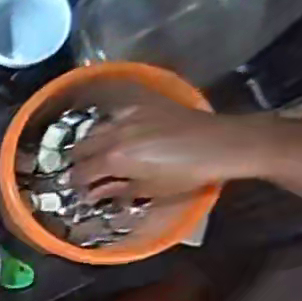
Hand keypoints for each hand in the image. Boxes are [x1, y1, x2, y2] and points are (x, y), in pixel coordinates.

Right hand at [71, 91, 266, 200]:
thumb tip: (94, 194)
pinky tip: (117, 135)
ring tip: (99, 155)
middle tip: (88, 175)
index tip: (82, 193)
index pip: (80, 173)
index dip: (77, 186)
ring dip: (91, 145)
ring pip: (93, 131)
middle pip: (80, 149)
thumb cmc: (187, 173)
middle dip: (79, 164)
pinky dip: (108, 128)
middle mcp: (114, 135)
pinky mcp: (143, 106)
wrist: (224, 143)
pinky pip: (113, 117)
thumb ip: (116, 190)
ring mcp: (128, 117)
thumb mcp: (149, 189)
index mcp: (114, 159)